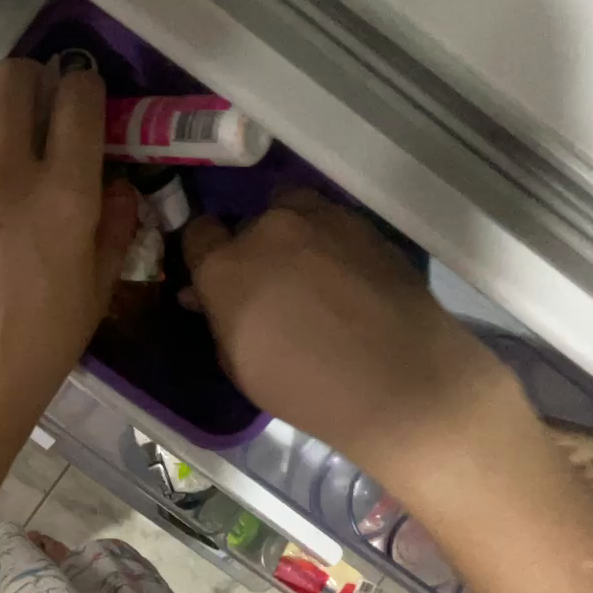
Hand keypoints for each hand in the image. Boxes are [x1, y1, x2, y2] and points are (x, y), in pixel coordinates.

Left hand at [0, 58, 138, 433]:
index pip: (78, 97)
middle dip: (30, 83)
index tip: (79, 105)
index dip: (83, 90)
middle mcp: (6, 178)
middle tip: (34, 112)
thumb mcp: (100, 285)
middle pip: (11, 80)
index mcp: (64, 196)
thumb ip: (116, 221)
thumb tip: (115, 179)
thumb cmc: (45, 341)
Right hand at [182, 189, 530, 489]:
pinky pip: (333, 222)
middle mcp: (268, 229)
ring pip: (292, 209)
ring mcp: (322, 219)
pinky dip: (329, 242)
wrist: (394, 379)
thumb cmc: (296, 383)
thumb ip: (218, 317)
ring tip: (305, 271)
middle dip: (251, 248)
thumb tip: (204, 296)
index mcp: (224, 266)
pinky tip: (343, 277)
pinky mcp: (367, 225)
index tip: (213, 279)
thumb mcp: (236, 361)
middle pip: (248, 222)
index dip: (204, 254)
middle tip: (266, 284)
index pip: (198, 234)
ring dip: (290, 234)